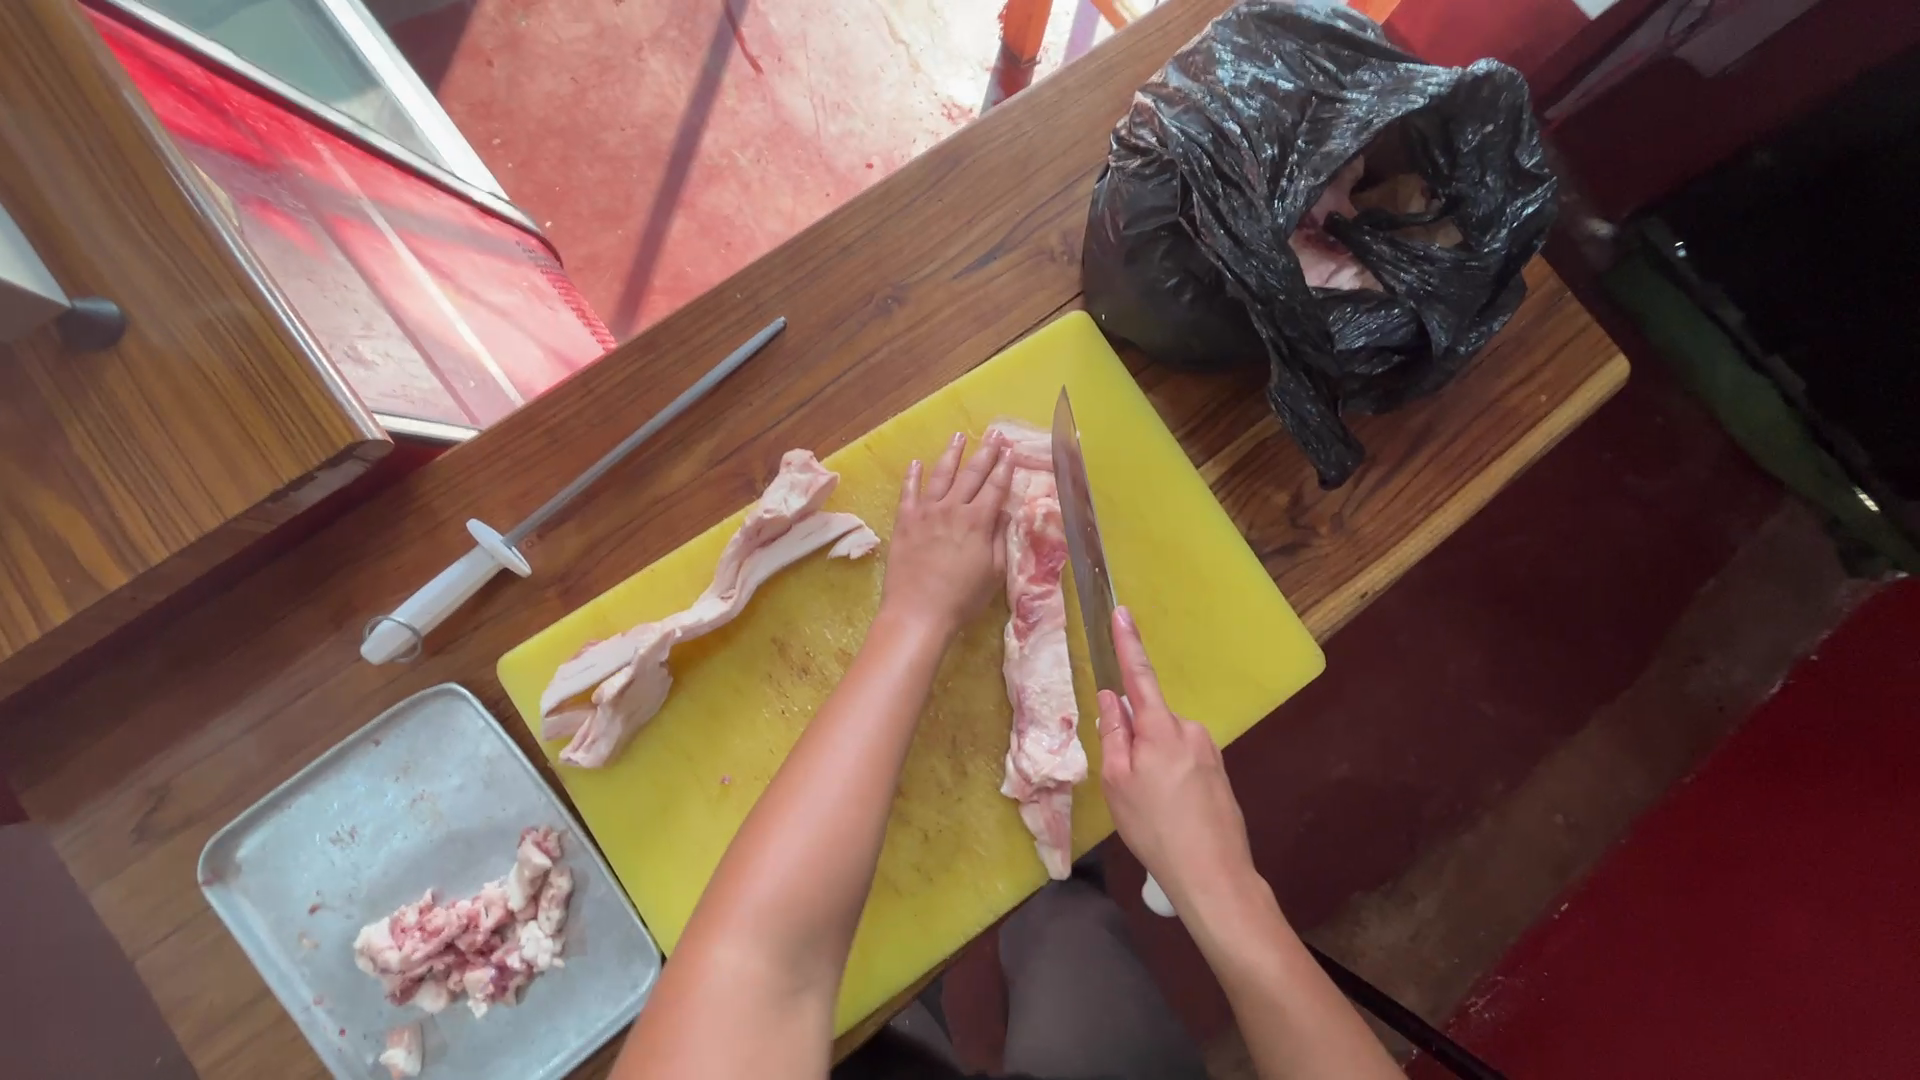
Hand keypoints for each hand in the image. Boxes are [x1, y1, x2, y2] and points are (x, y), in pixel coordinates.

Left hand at [878, 432, 1012, 637]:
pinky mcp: (904, 521)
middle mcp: (952, 509)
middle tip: (994, 434)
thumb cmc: (962, 598)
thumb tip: (1003, 512)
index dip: (1005, 468)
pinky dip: (913, 476)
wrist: (918, 612)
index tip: (1012, 451)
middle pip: (972, 474)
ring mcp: (925, 513)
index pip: (996, 487)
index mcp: (978, 521)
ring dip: (952, 454)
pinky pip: (909, 492)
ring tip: (959, 436)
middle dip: (985, 452)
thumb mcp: (994, 571)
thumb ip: (999, 538)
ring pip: (941, 475)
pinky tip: (917, 462)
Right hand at [1097, 606, 1257, 909]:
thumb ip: (1114, 734)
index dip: (1128, 644)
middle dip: (1134, 739)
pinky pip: (1182, 760)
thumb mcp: (1117, 783)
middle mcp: (1190, 730)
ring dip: (1152, 762)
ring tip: (1151, 808)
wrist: (1214, 874)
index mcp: (1161, 730)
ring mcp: (1209, 751)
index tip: (1122, 613)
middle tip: (1129, 786)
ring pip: (1166, 742)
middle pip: (1150, 719)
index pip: (1140, 677)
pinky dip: (1169, 777)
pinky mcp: (1219, 772)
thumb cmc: (1155, 828)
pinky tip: (1169, 812)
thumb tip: (1110, 698)